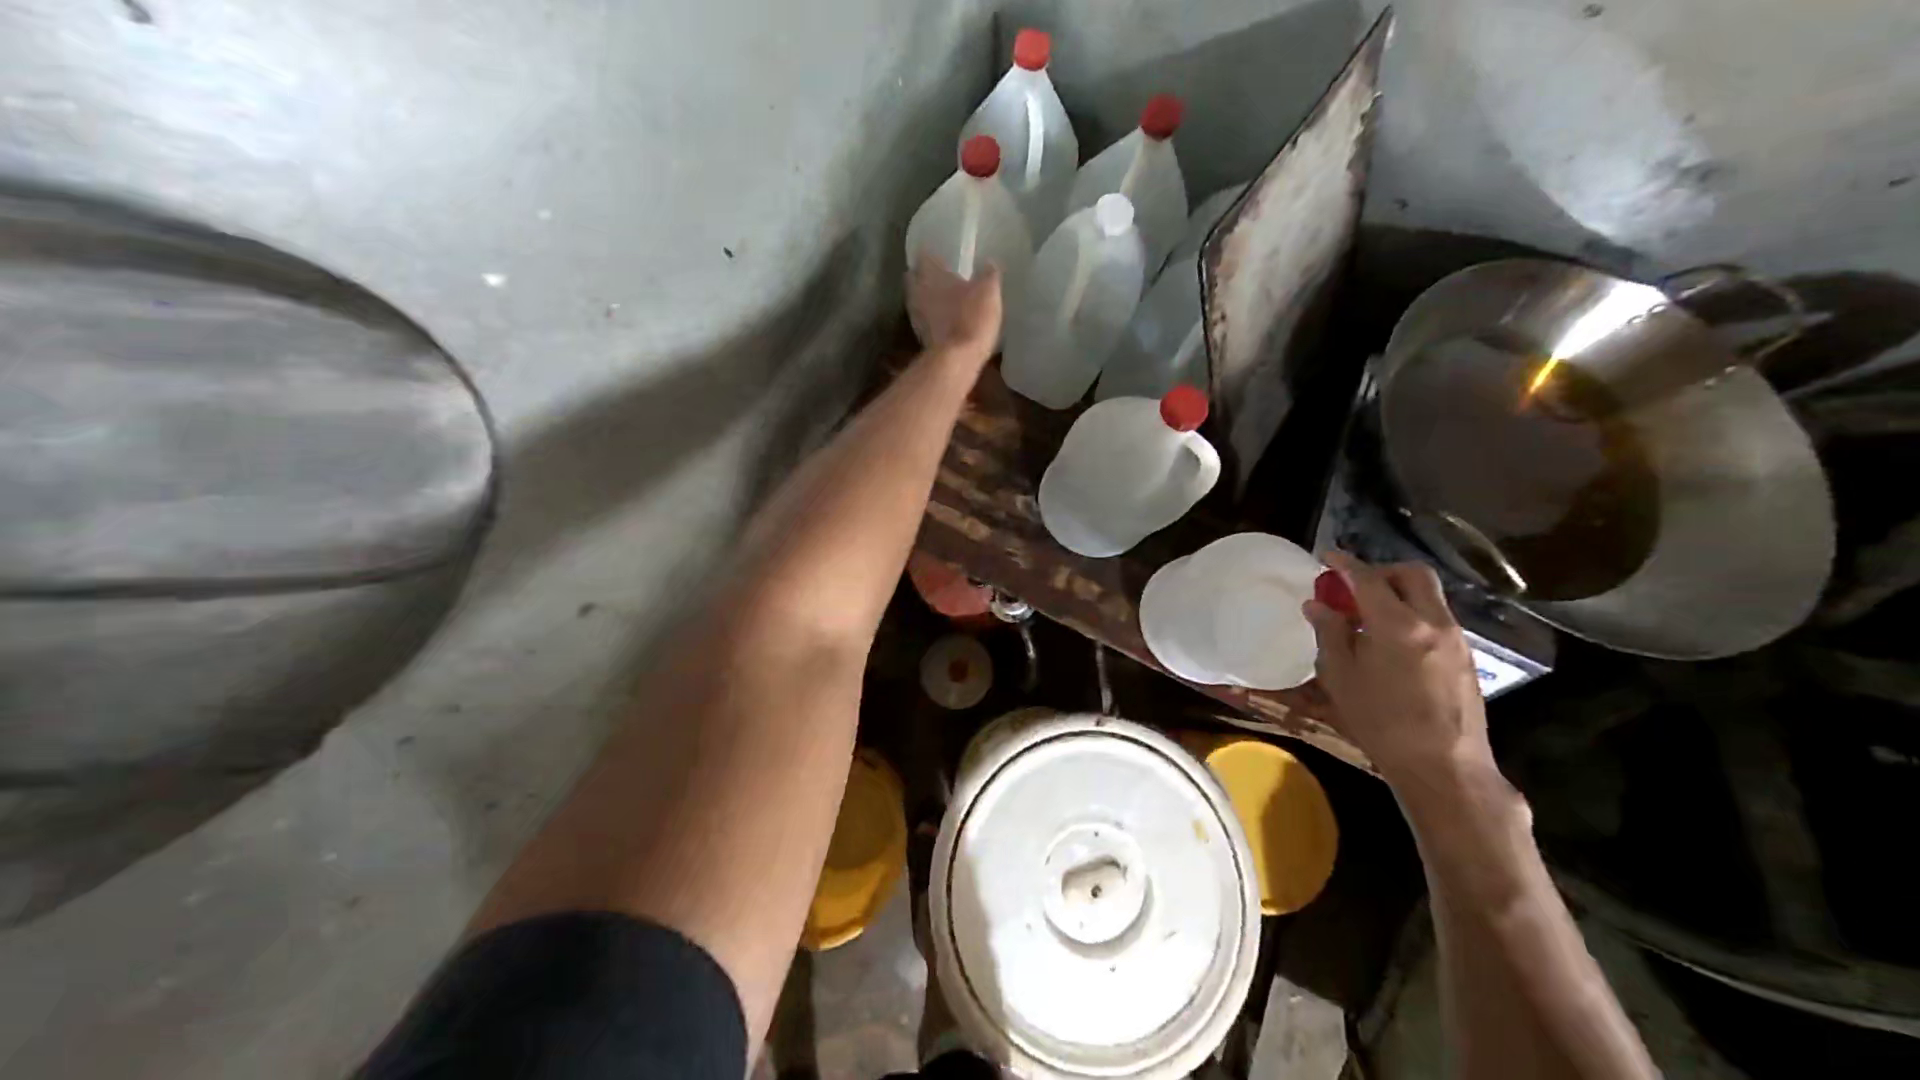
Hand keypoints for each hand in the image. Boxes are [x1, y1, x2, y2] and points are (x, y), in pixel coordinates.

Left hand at [907, 254, 1001, 355]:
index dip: (929, 254)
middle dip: (922, 276)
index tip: (936, 254)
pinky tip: (942, 320)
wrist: (957, 359)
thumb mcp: (988, 291)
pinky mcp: (920, 337)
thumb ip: (988, 274)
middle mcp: (918, 292)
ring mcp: (916, 316)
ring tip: (940, 297)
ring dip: (926, 298)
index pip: (923, 256)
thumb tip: (989, 263)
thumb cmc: (972, 317)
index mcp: (931, 274)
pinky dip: (930, 317)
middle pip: (914, 279)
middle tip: (935, 275)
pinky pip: (923, 320)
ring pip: (917, 300)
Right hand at [1301, 551, 1494, 785]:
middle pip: (1412, 574)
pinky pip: (1437, 618)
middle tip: (1355, 587)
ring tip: (1371, 617)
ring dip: (1399, 593)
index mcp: (1397, 624)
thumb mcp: (1341, 677)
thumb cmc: (1382, 722)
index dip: (1345, 564)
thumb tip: (1318, 605)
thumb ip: (1329, 633)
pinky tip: (1394, 643)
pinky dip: (1413, 614)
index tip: (1327, 557)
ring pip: (1429, 596)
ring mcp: (1456, 639)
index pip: (1368, 578)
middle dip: (1382, 571)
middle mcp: (1432, 622)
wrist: (1443, 766)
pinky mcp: (1466, 658)